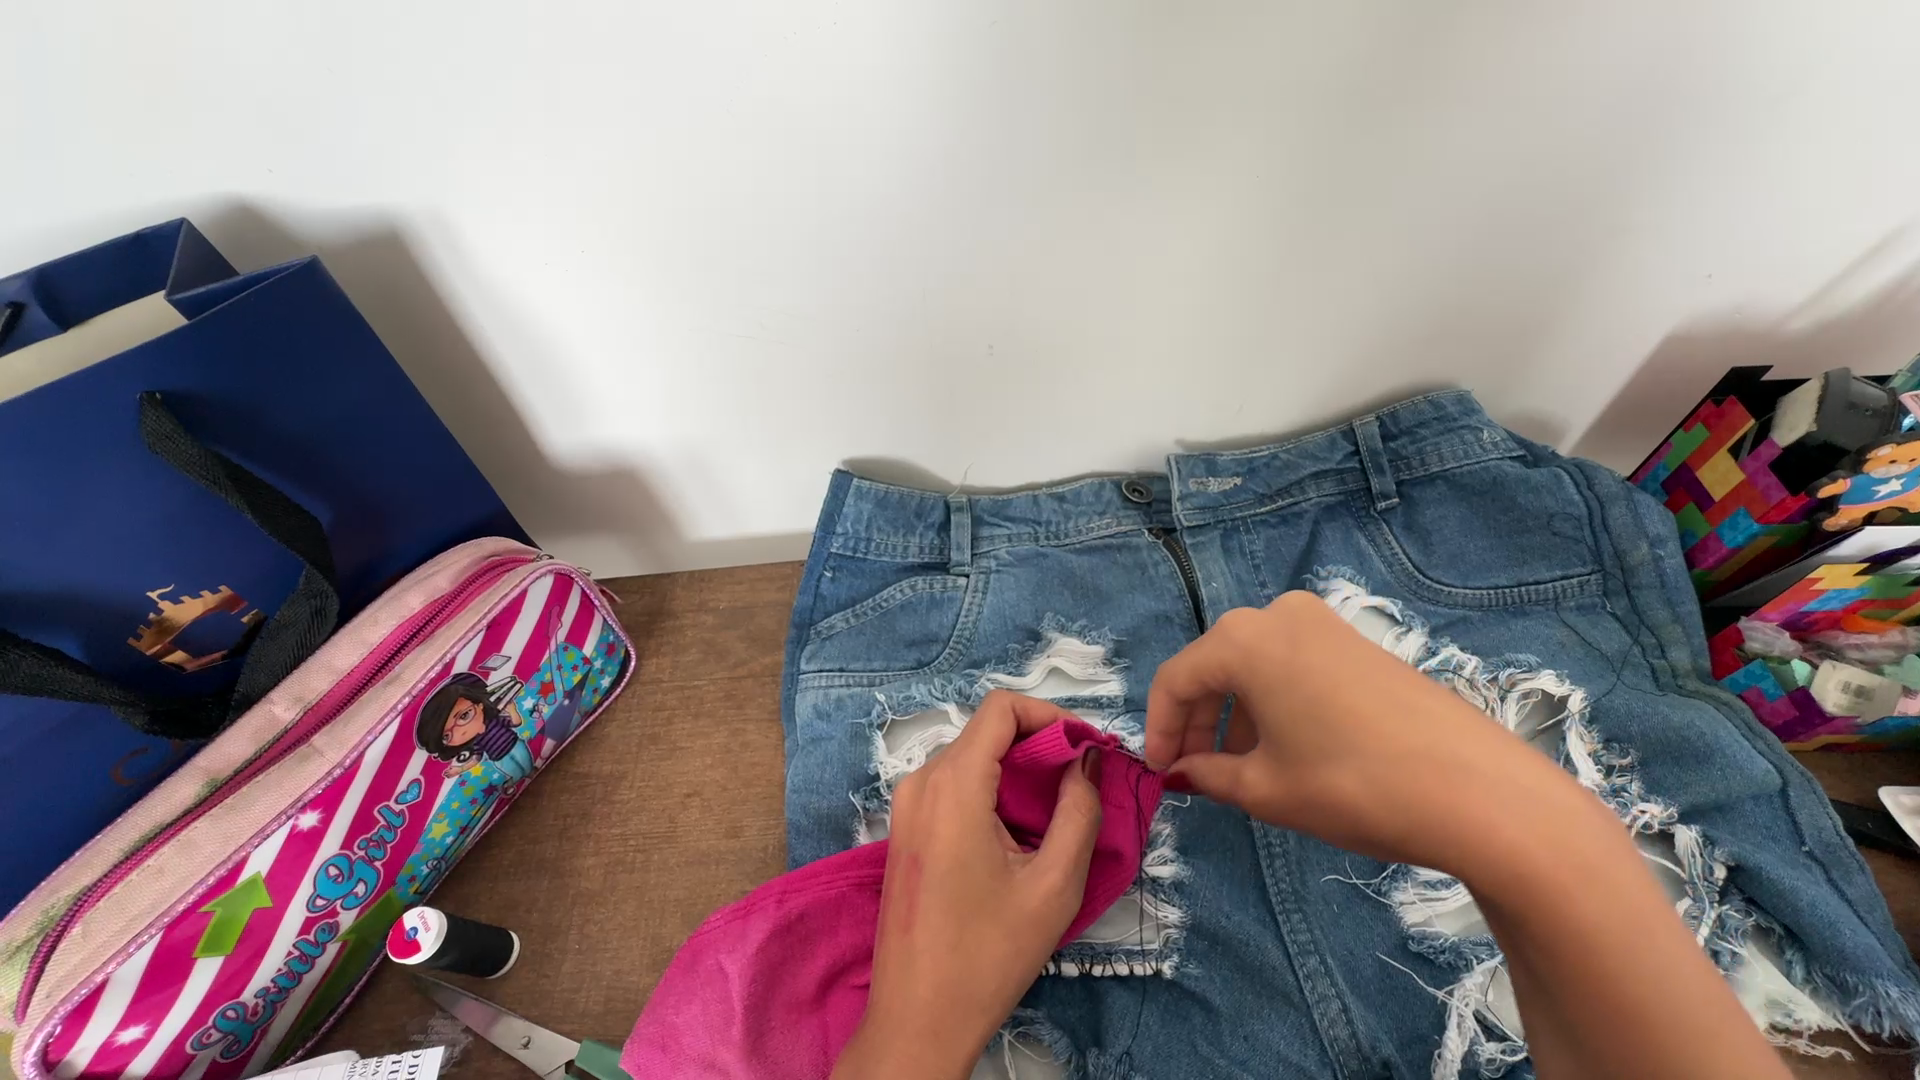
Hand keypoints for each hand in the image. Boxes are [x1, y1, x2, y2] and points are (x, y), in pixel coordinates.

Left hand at [832, 691, 1104, 1079]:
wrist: (917, 1020)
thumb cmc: (988, 955)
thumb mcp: (1053, 885)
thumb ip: (1079, 811)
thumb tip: (1088, 759)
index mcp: (952, 784)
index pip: (1001, 708)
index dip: (1051, 715)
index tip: (1087, 748)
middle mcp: (921, 781)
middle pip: (987, 731)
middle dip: (1041, 745)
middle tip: (1085, 781)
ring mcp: (907, 804)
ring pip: (973, 756)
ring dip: (1019, 770)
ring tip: (1058, 811)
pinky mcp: (906, 827)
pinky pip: (954, 784)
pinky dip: (993, 789)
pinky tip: (1020, 831)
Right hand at [1144, 591, 1596, 876]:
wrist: (1482, 793)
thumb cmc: (1352, 785)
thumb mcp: (1265, 789)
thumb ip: (1207, 775)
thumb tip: (1182, 773)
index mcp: (1242, 639)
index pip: (1175, 679)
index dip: (1159, 728)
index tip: (1158, 771)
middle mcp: (1278, 615)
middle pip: (1214, 667)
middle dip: (1197, 721)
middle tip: (1195, 772)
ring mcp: (1325, 623)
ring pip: (1254, 666)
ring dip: (1235, 714)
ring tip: (1240, 769)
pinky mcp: (1359, 643)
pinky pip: (1292, 666)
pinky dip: (1274, 702)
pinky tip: (1286, 748)